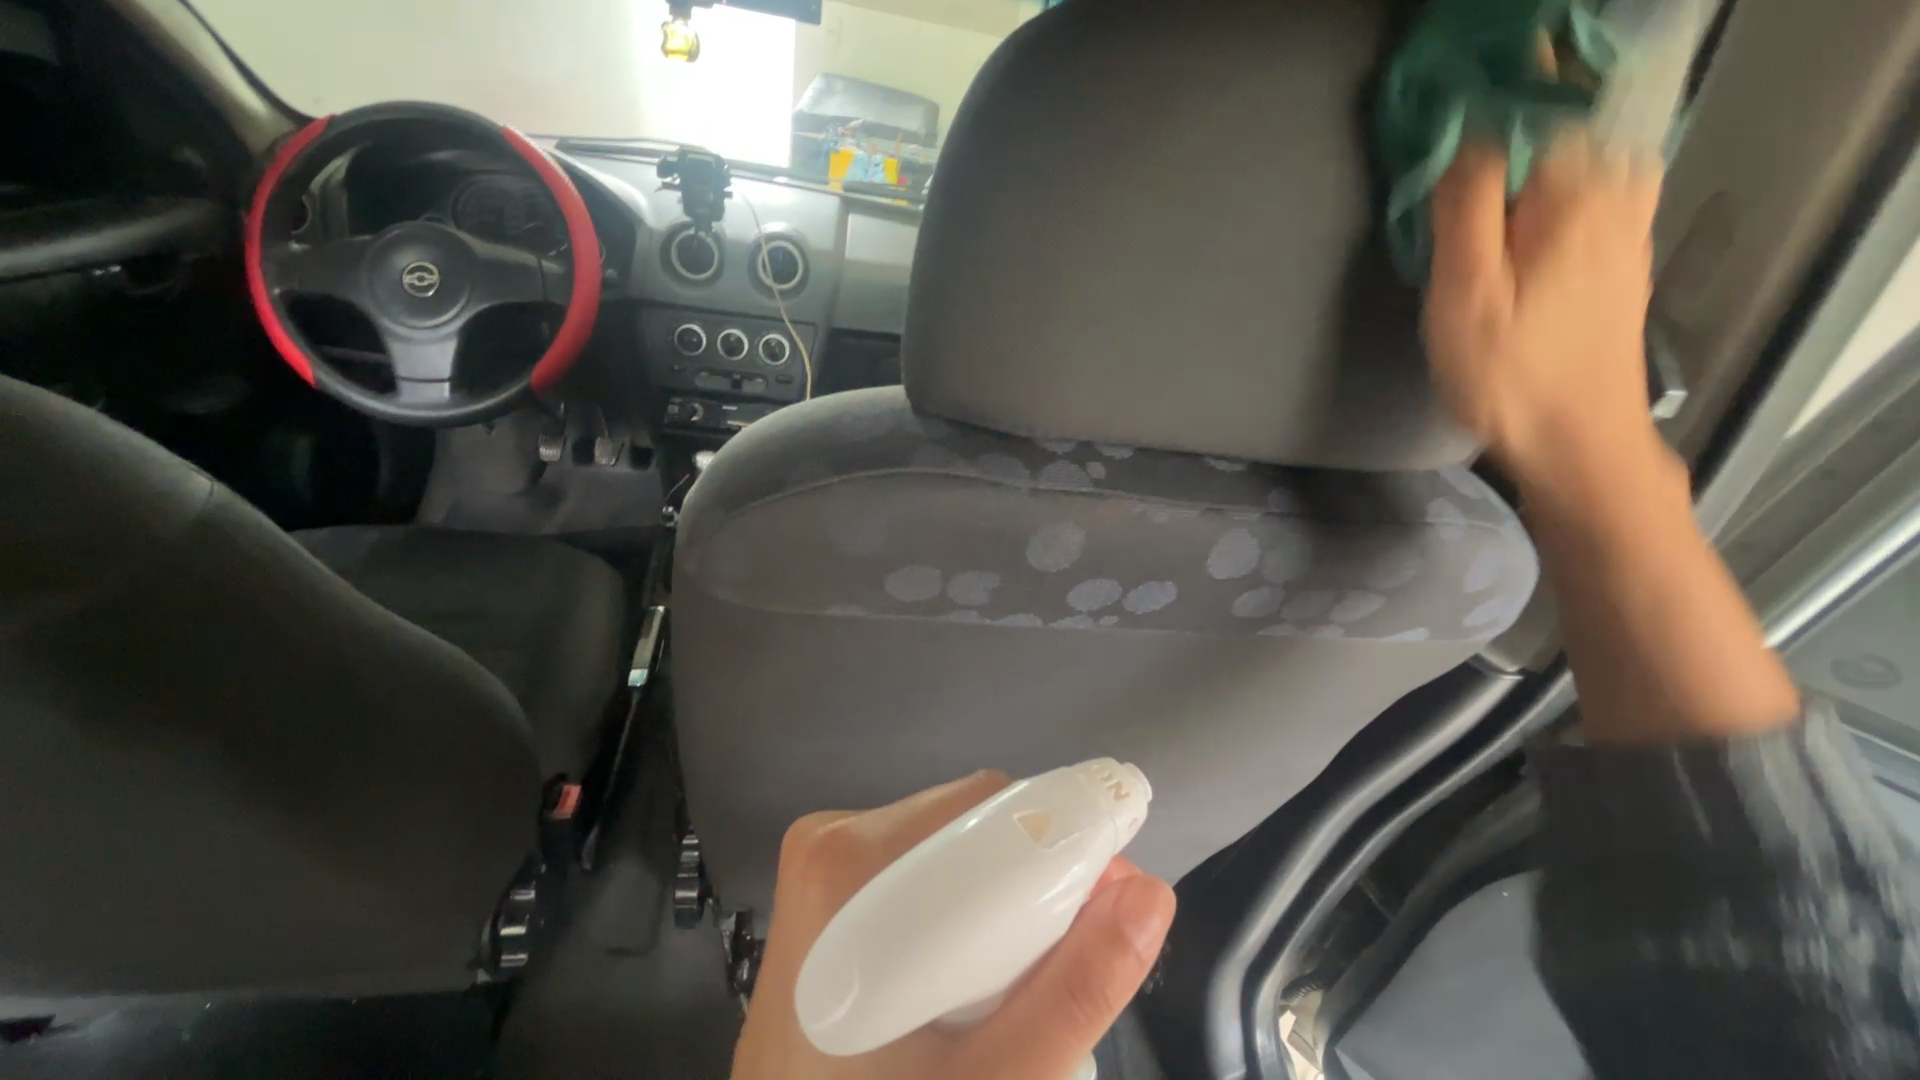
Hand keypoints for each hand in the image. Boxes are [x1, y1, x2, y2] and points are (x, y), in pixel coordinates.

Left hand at [731, 770, 1176, 1079]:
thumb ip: (1072, 996)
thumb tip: (1147, 893)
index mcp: (848, 864)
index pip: (990, 810)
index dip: (1064, 847)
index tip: (1113, 901)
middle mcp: (830, 840)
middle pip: (974, 822)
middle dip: (1036, 882)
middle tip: (1071, 961)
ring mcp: (823, 859)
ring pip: (957, 842)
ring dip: (1005, 897)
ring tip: (1015, 985)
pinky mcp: (827, 882)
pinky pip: (928, 864)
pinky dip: (968, 905)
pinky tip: (970, 976)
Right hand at [1423, 135, 1665, 497]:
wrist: (1579, 443)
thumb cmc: (1511, 374)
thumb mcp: (1465, 292)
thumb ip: (1464, 205)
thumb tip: (1461, 137)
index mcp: (1576, 193)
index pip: (1526, 115)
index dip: (1474, 136)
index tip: (1433, 182)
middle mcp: (1616, 195)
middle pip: (1550, 141)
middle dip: (1495, 163)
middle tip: (1448, 220)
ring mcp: (1627, 228)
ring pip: (1565, 175)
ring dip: (1516, 191)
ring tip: (1475, 238)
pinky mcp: (1622, 261)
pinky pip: (1581, 205)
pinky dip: (1541, 212)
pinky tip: (1512, 255)